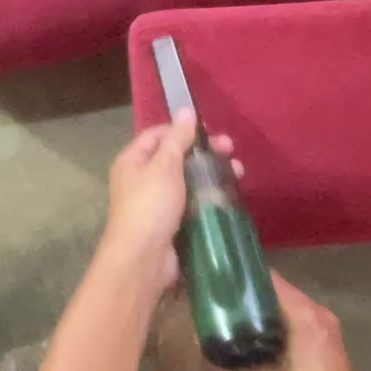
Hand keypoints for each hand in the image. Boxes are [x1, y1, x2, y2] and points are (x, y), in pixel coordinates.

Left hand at [102, 112, 240, 289]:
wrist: (144, 260)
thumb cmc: (150, 206)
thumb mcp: (165, 166)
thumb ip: (178, 138)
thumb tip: (185, 110)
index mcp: (132, 162)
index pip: (157, 135)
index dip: (182, 129)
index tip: (208, 130)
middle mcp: (142, 180)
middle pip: (176, 157)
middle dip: (204, 152)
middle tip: (230, 149)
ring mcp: (158, 204)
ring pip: (188, 181)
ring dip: (212, 174)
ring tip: (238, 172)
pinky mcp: (172, 224)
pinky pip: (193, 203)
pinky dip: (210, 197)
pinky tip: (229, 194)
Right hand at [217, 273, 370, 370]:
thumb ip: (229, 362)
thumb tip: (200, 341)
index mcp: (307, 317)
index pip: (268, 279)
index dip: (239, 277)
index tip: (212, 280)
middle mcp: (320, 316)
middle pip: (276, 293)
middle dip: (245, 298)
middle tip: (211, 303)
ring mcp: (326, 333)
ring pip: (285, 311)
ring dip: (258, 316)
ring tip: (224, 321)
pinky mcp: (326, 350)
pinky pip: (294, 327)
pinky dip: (273, 330)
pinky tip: (249, 344)